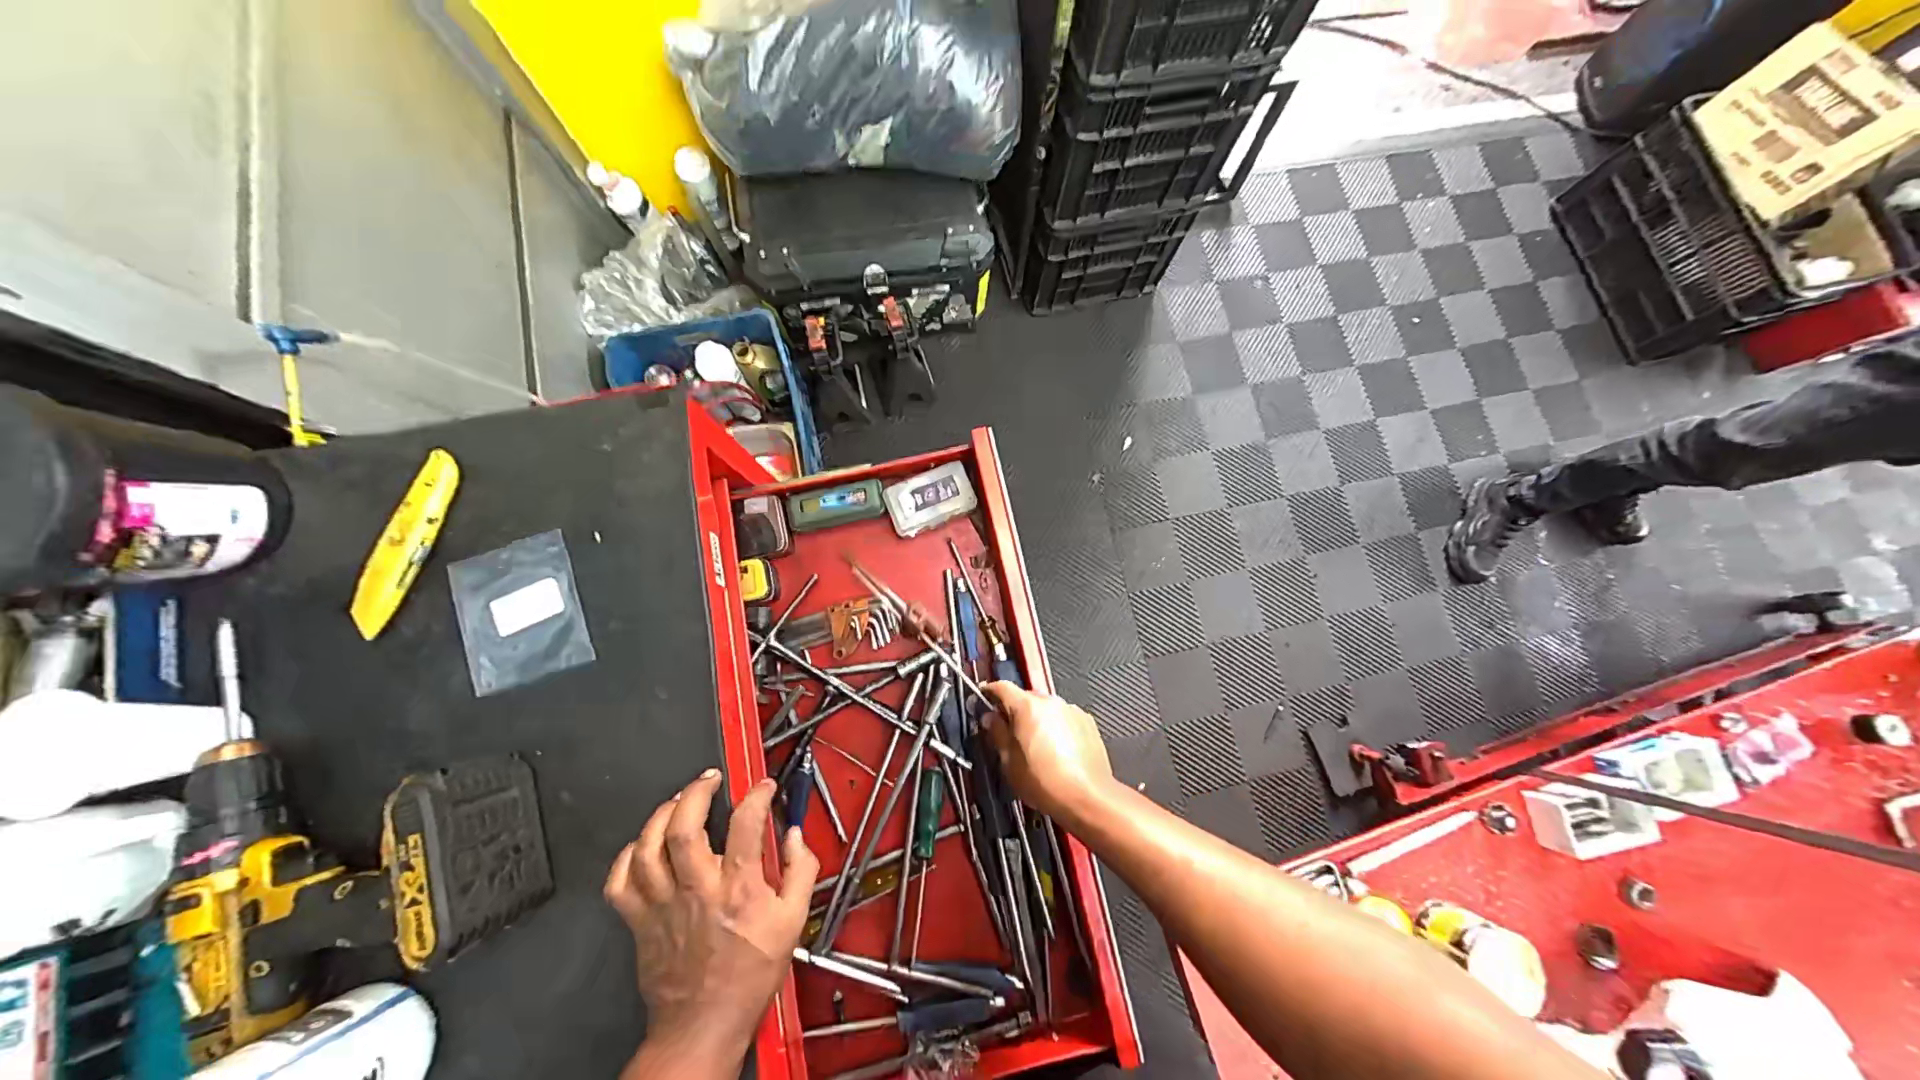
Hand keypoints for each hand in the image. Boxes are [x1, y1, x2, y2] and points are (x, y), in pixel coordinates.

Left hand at [604, 769, 817, 1069]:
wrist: (704, 1024)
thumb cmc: (748, 977)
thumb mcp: (793, 921)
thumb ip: (801, 871)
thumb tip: (796, 837)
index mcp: (739, 890)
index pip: (747, 823)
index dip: (757, 794)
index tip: (763, 787)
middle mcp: (698, 890)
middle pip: (684, 827)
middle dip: (696, 792)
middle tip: (709, 779)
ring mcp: (663, 905)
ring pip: (648, 847)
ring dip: (661, 815)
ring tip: (677, 801)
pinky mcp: (640, 921)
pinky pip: (620, 881)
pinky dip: (627, 856)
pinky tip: (643, 844)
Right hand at [980, 682, 1116, 821]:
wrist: (1087, 797)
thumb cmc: (1047, 783)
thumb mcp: (1009, 762)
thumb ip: (997, 733)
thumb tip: (990, 719)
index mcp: (1027, 707)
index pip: (1001, 687)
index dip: (988, 692)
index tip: (983, 700)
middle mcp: (1050, 702)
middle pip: (1025, 697)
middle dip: (1014, 711)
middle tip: (1007, 733)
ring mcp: (1071, 710)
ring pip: (1045, 708)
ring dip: (1037, 720)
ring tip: (1034, 748)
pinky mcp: (1086, 722)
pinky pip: (1063, 718)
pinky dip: (1056, 728)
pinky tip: (1055, 751)